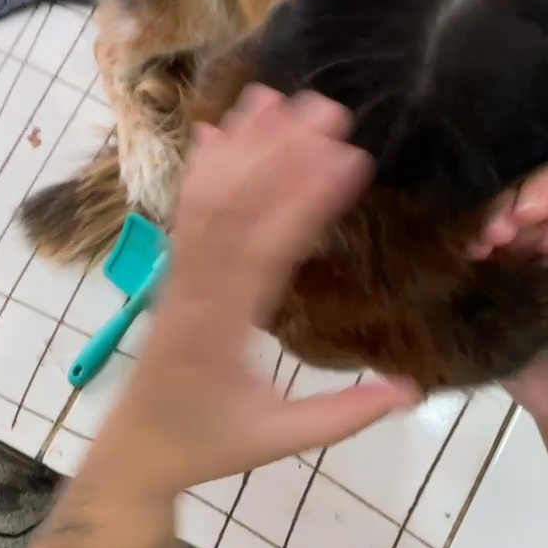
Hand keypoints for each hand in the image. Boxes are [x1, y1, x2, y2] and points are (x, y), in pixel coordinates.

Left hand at [94, 87, 420, 494]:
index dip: (307, 201)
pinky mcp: (169, 278)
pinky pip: (184, 218)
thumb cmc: (206, 445)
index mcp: (221, 331)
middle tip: (327, 108)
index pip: (266, 252)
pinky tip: (217, 133)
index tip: (352, 159)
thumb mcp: (277, 440)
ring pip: (205, 204)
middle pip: (232, 210)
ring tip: (276, 97)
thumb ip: (342, 416)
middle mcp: (191, 293)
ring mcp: (175, 281)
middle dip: (278, 154)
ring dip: (240, 149)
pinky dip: (200, 172)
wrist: (135, 449)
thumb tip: (413, 390)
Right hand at [475, 163, 547, 424]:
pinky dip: (450, 261)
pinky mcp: (479, 297)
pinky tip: (449, 270)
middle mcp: (541, 243)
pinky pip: (460, 268)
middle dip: (497, 208)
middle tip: (486, 239)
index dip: (540, 188)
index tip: (521, 214)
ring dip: (470, 231)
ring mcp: (506, 269)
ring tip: (468, 254)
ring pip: (482, 229)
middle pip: (514, 201)